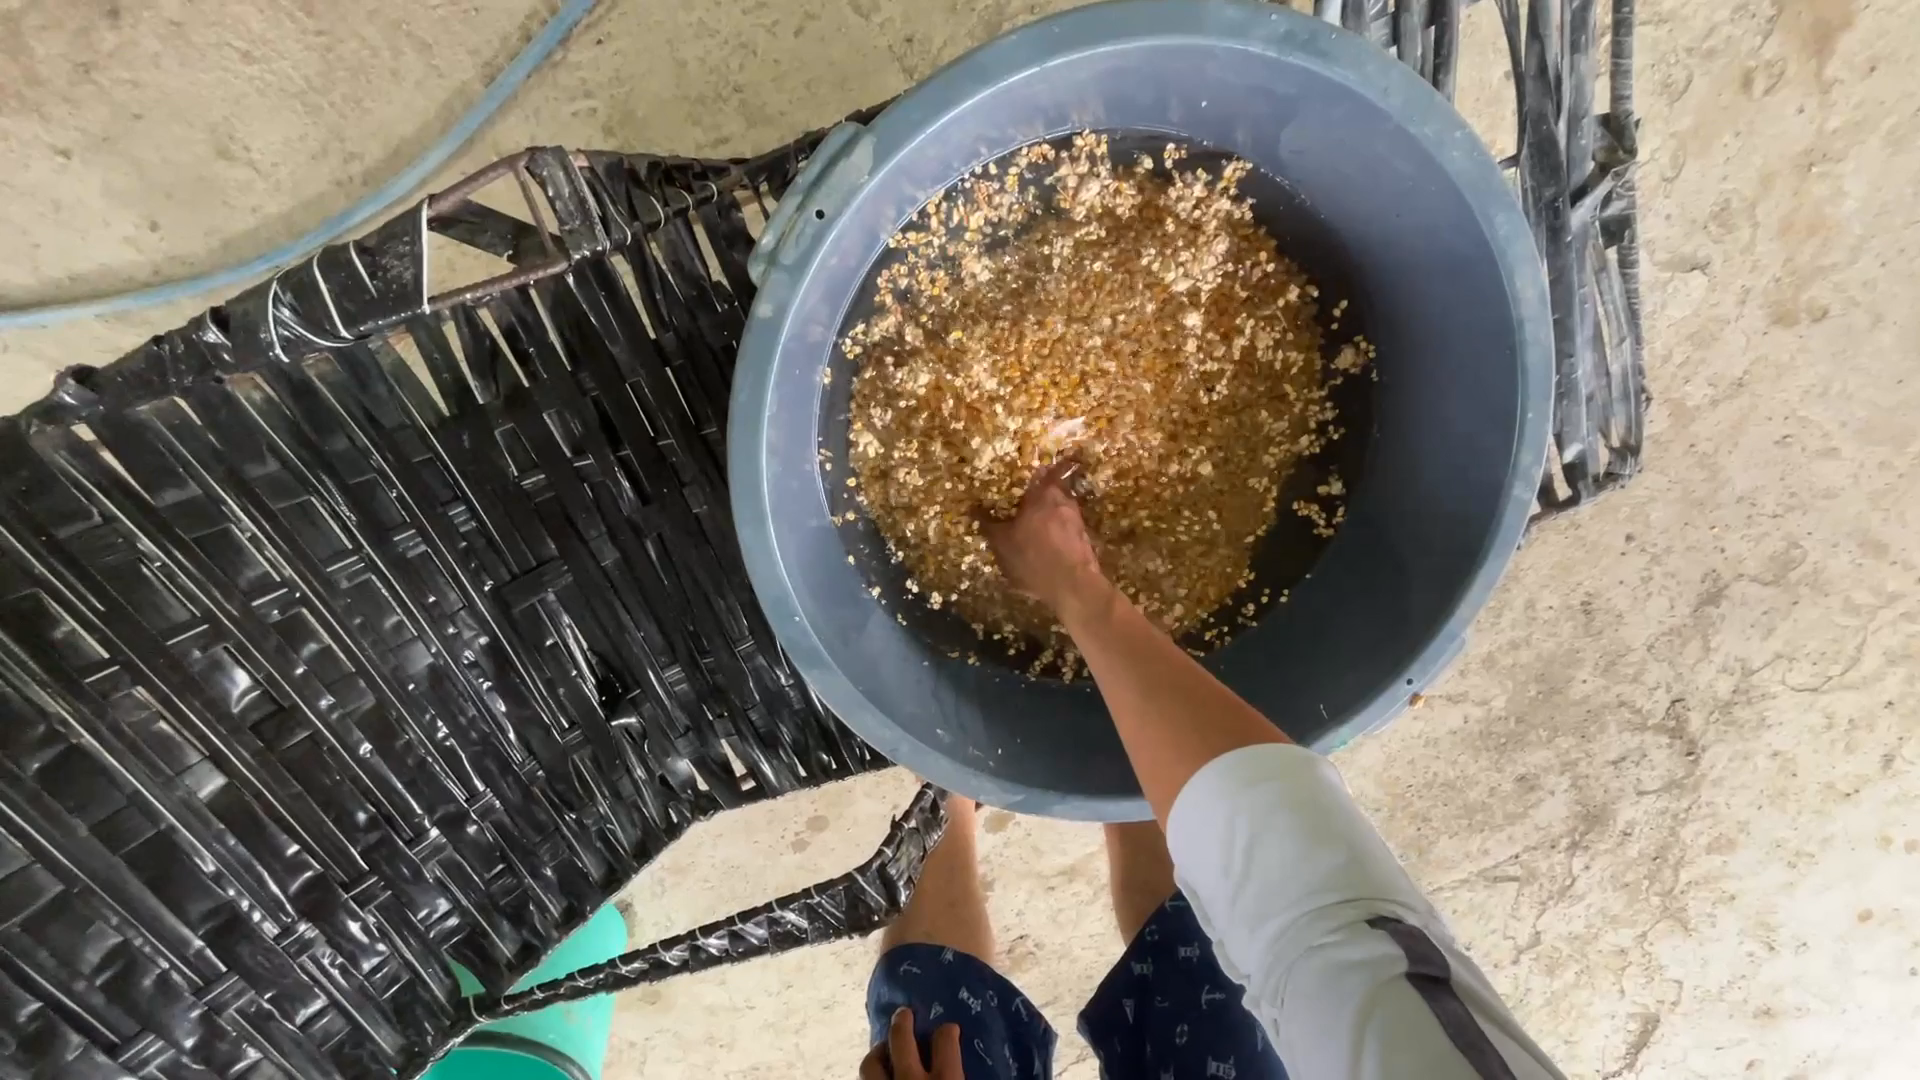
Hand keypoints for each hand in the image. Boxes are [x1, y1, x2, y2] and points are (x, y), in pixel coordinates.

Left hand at [859, 1008, 963, 1078]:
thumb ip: (963, 1073)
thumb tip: (974, 1063)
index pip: (945, 1039)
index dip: (947, 1031)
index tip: (950, 1028)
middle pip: (900, 1039)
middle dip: (902, 1021)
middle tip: (905, 1013)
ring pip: (870, 1063)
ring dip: (877, 1052)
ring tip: (885, 1048)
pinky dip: (871, 1076)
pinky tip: (880, 1077)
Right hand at [979, 461, 1109, 618]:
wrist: (1073, 585)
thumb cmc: (1033, 556)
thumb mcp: (1002, 543)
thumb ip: (989, 525)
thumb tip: (973, 509)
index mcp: (1044, 494)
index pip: (1052, 469)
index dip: (1048, 467)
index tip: (1041, 467)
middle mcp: (1065, 502)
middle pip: (1055, 490)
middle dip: (1043, 495)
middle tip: (1027, 501)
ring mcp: (1078, 522)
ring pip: (1061, 511)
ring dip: (1050, 516)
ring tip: (1034, 526)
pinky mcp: (1085, 541)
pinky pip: (1067, 530)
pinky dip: (1058, 534)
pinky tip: (1047, 546)